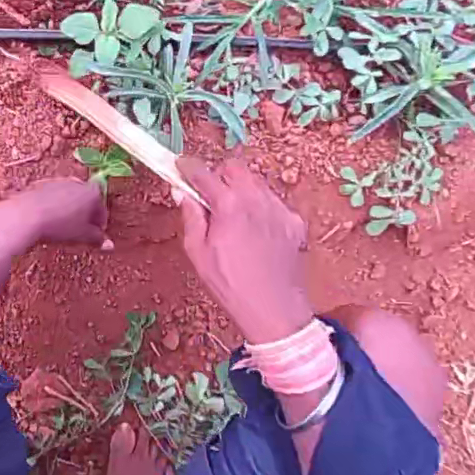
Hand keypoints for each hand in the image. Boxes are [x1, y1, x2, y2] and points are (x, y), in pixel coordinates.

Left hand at [0, 178, 109, 252]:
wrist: (25, 216)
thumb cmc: (59, 225)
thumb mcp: (82, 235)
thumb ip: (97, 238)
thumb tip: (109, 245)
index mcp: (92, 192)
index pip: (102, 208)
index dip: (100, 223)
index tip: (96, 235)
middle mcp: (76, 183)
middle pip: (86, 200)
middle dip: (85, 215)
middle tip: (81, 232)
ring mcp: (58, 182)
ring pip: (69, 198)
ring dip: (69, 210)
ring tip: (64, 227)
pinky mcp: (41, 184)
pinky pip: (53, 197)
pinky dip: (54, 207)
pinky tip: (49, 220)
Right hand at [176, 159, 312, 344]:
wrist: (273, 307)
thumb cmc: (229, 284)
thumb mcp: (197, 252)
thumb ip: (191, 217)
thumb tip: (182, 193)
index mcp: (229, 205)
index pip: (204, 173)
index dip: (188, 167)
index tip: (180, 167)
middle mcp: (257, 199)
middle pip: (235, 168)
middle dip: (219, 174)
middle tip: (209, 195)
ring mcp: (279, 208)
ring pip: (256, 183)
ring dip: (241, 190)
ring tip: (232, 216)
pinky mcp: (294, 221)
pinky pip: (273, 202)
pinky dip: (260, 208)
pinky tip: (254, 231)